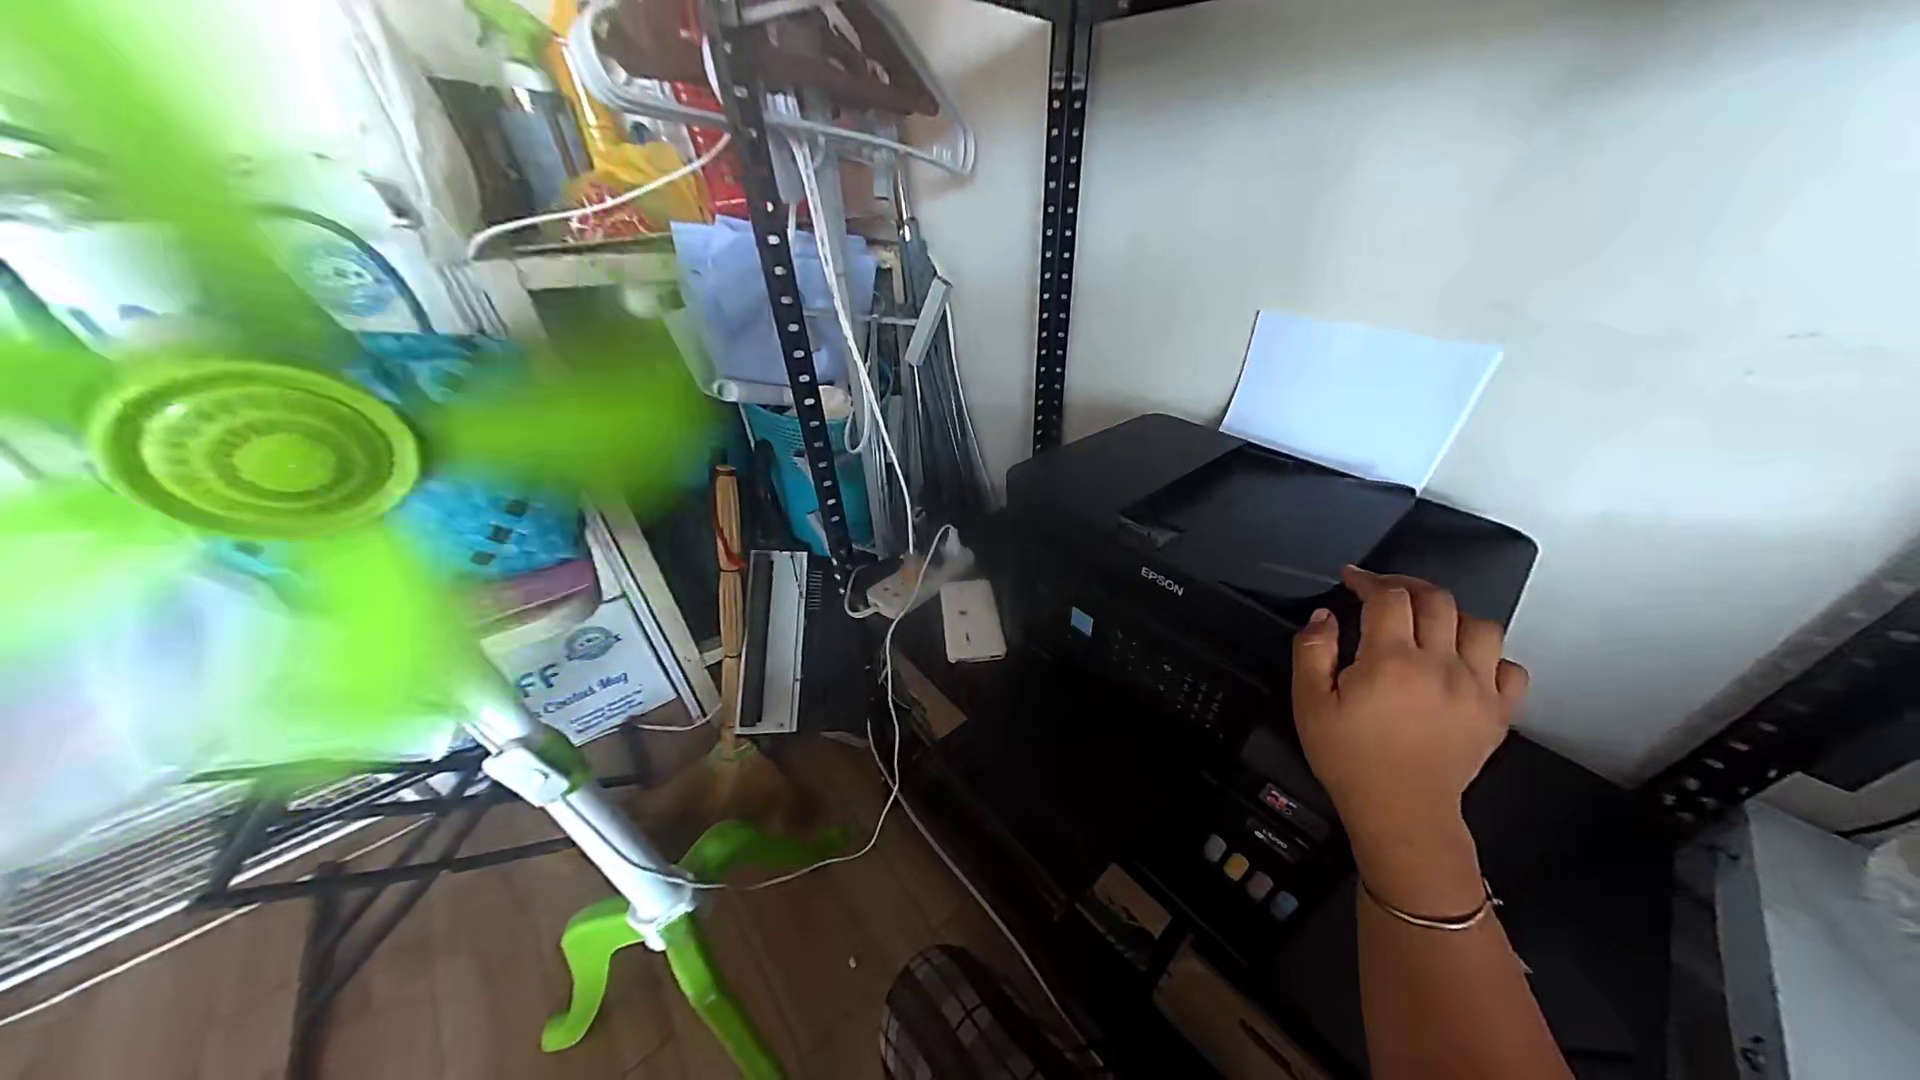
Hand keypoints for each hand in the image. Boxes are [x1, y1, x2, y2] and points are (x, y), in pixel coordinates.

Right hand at [1292, 567, 1528, 908]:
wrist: (1400, 810)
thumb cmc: (1348, 756)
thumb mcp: (1309, 702)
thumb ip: (1312, 651)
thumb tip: (1324, 616)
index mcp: (1391, 660)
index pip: (1389, 597)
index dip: (1369, 580)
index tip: (1351, 578)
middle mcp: (1441, 665)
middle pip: (1437, 600)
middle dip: (1406, 585)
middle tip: (1383, 589)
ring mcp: (1477, 689)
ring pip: (1480, 626)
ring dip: (1450, 614)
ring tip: (1427, 622)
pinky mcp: (1498, 713)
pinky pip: (1510, 668)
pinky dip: (1490, 656)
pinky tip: (1465, 661)